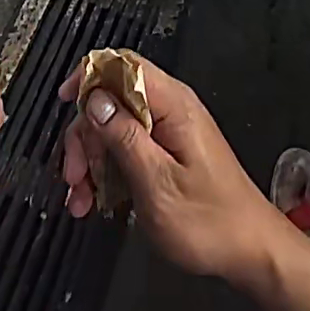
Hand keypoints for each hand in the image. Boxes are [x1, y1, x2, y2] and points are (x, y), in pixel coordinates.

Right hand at [58, 54, 285, 284]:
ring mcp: (169, 128)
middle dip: (86, 133)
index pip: (126, 65)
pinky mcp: (167, 149)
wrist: (244, 245)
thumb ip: (124, 137)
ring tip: (83, 198)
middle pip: (114, 97)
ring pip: (115, 125)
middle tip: (76, 174)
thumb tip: (95, 99)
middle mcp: (172, 108)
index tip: (65, 101)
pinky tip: (96, 200)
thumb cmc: (208, 219)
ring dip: (91, 158)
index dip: (92, 74)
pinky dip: (106, 170)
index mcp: (174, 105)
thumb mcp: (157, 182)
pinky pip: (127, 146)